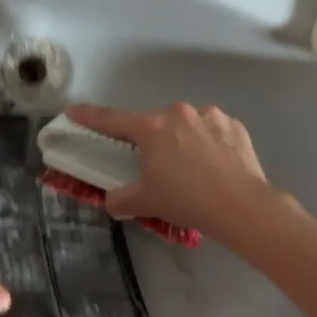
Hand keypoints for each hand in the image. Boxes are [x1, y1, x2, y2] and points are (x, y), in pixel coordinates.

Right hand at [64, 102, 285, 233]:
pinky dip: (207, 143)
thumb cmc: (187, 200)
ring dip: (181, 140)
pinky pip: (211, 131)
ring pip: (184, 125)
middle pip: (153, 123)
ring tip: (190, 169)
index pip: (111, 120)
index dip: (89, 117)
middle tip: (155, 166)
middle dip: (150, 140)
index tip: (74, 110)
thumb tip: (112, 200)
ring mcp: (210, 116)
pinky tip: (213, 165)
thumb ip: (120, 199)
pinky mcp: (234, 125)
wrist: (243, 206)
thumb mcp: (145, 202)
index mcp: (151, 127)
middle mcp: (178, 113)